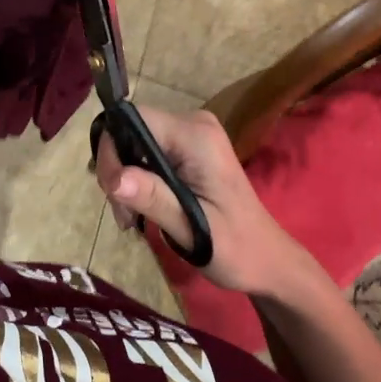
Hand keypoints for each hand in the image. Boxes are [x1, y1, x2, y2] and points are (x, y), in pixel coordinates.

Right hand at [94, 107, 314, 296]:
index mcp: (196, 136)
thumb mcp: (190, 228)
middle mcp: (192, 124)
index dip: (112, 150)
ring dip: (125, 179)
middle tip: (124, 216)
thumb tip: (115, 178)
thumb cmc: (236, 249)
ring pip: (135, 143)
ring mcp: (191, 133)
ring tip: (131, 219)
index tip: (111, 192)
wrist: (268, 261)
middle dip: (117, 171)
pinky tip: (141, 208)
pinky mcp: (188, 147)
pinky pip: (148, 151)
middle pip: (131, 130)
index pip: (132, 120)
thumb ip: (152, 198)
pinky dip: (138, 179)